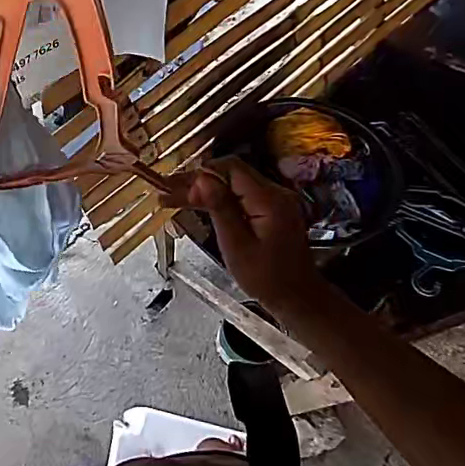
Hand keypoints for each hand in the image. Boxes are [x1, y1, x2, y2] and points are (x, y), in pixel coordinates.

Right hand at [187, 158, 328, 317]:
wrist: (297, 296)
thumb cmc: (267, 278)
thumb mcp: (237, 246)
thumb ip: (221, 209)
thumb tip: (202, 179)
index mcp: (269, 200)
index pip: (230, 168)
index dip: (200, 174)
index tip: (176, 188)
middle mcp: (275, 193)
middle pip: (229, 174)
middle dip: (196, 182)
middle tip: (167, 192)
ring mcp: (274, 200)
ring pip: (231, 184)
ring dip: (204, 190)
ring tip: (174, 199)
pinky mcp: (270, 209)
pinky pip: (240, 196)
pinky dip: (218, 199)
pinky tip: (197, 205)